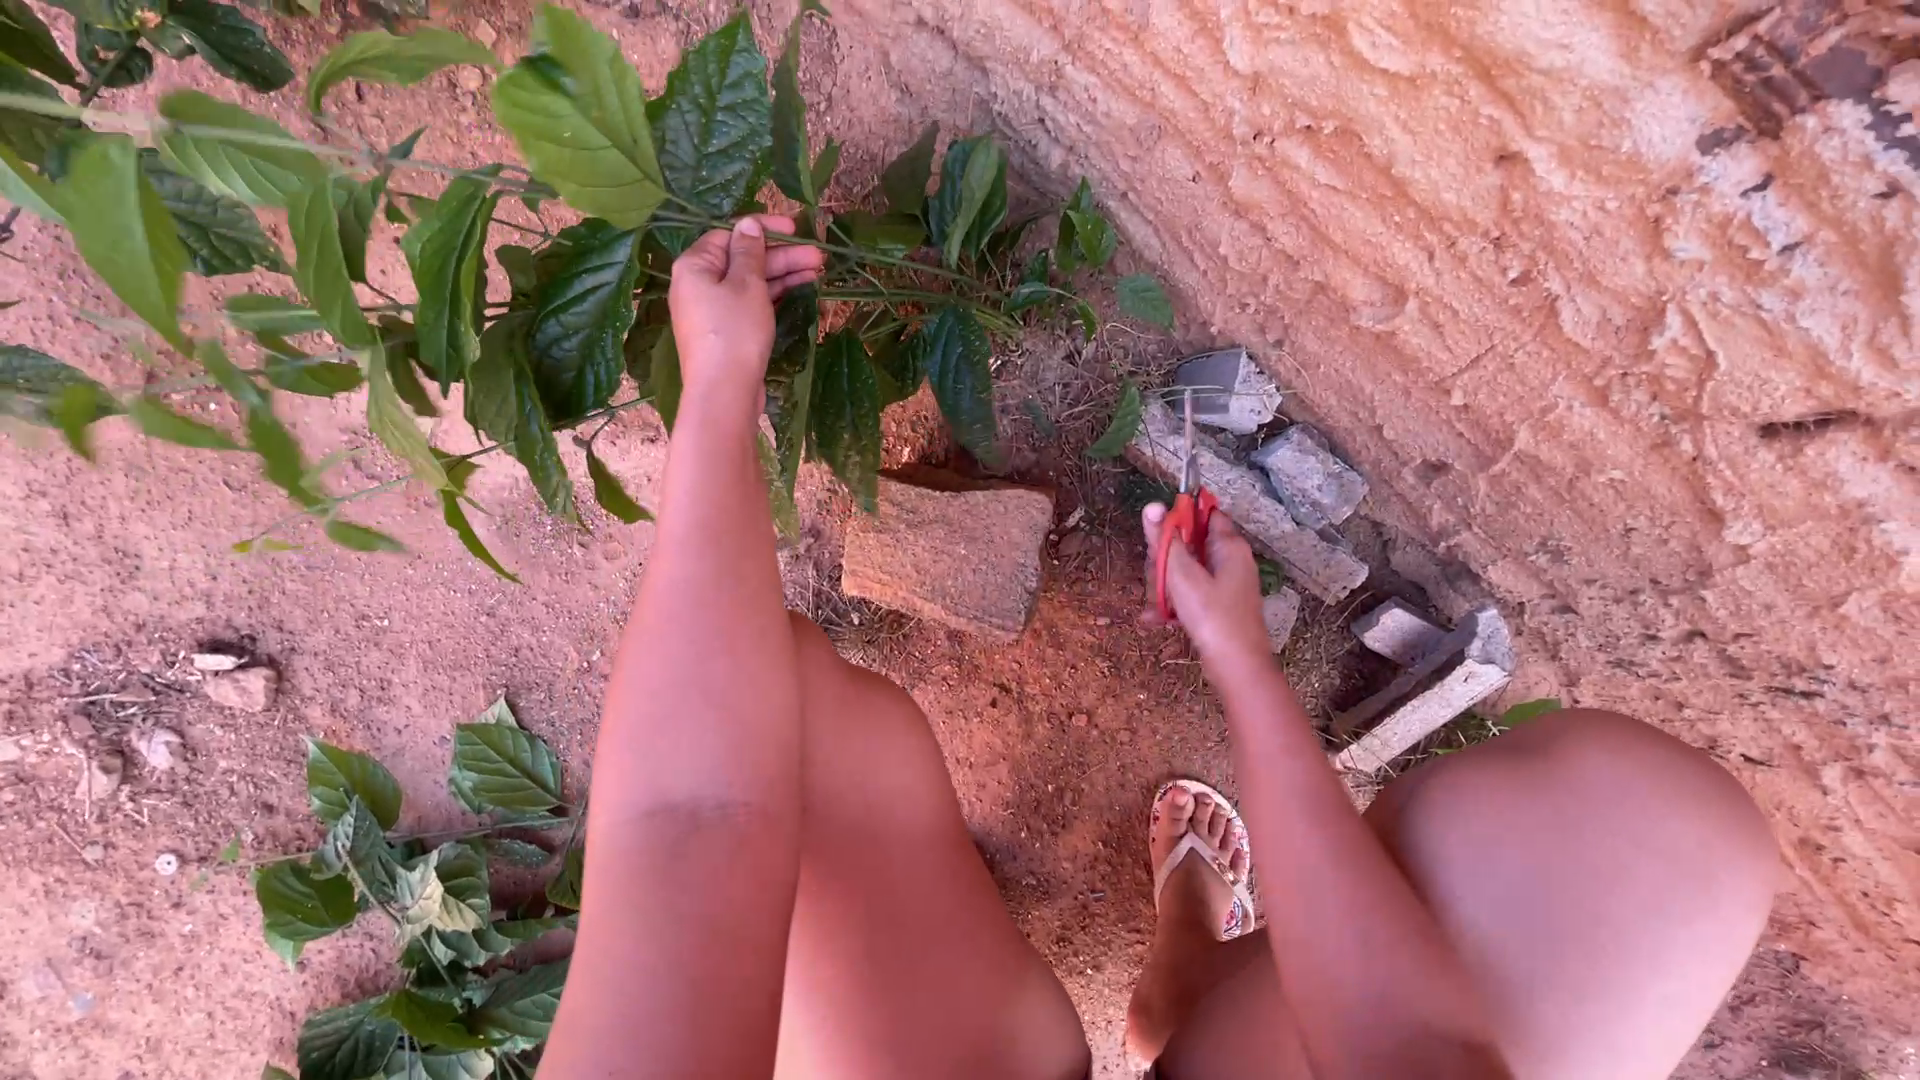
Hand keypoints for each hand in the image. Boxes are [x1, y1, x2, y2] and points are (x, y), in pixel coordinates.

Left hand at [668, 214, 824, 407]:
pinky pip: (750, 304)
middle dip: (782, 256)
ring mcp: (713, 311)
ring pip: (750, 284)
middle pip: (743, 260)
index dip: (763, 229)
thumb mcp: (746, 284)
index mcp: (695, 265)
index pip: (730, 234)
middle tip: (818, 256)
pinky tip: (798, 290)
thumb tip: (748, 225)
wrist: (725, 391)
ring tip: (817, 271)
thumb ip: (750, 252)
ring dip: (783, 275)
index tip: (795, 228)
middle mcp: (698, 285)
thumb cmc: (734, 331)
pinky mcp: (727, 333)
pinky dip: (773, 296)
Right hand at [1141, 503, 1269, 665]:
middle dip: (1165, 561)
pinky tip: (1156, 619)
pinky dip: (1173, 605)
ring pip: (1185, 572)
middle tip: (1157, 579)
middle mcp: (1230, 561)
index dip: (1179, 519)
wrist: (1237, 667)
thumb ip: (1165, 541)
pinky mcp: (1217, 606)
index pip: (1204, 513)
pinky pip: (1190, 595)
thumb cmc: (1212, 617)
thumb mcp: (1181, 575)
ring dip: (1164, 587)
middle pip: (1189, 545)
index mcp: (1229, 546)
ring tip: (1156, 606)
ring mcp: (1225, 585)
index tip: (1158, 535)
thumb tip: (1153, 505)